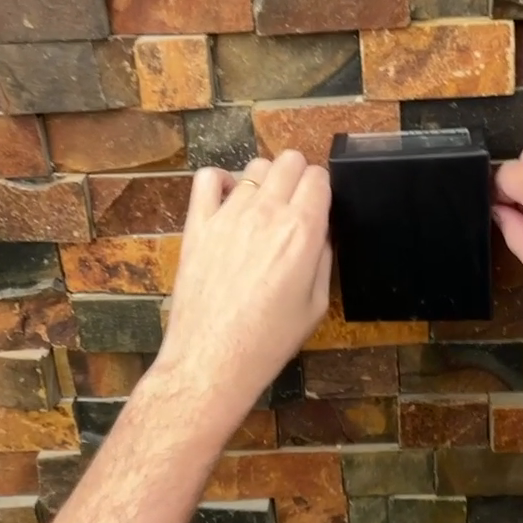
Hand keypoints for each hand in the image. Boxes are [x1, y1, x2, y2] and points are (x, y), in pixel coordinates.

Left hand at [158, 151, 333, 414]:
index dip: (321, 189)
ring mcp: (229, 214)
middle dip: (297, 176)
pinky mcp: (198, 223)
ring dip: (264, 181)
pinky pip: (207, 178)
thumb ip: (324, 257)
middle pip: (289, 160)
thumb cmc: (268, 340)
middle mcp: (267, 213)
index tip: (317, 206)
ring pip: (255, 166)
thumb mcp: (316, 305)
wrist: (212, 361)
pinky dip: (220, 180)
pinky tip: (227, 200)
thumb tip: (321, 231)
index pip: (318, 177)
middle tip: (294, 204)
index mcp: (302, 231)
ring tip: (262, 207)